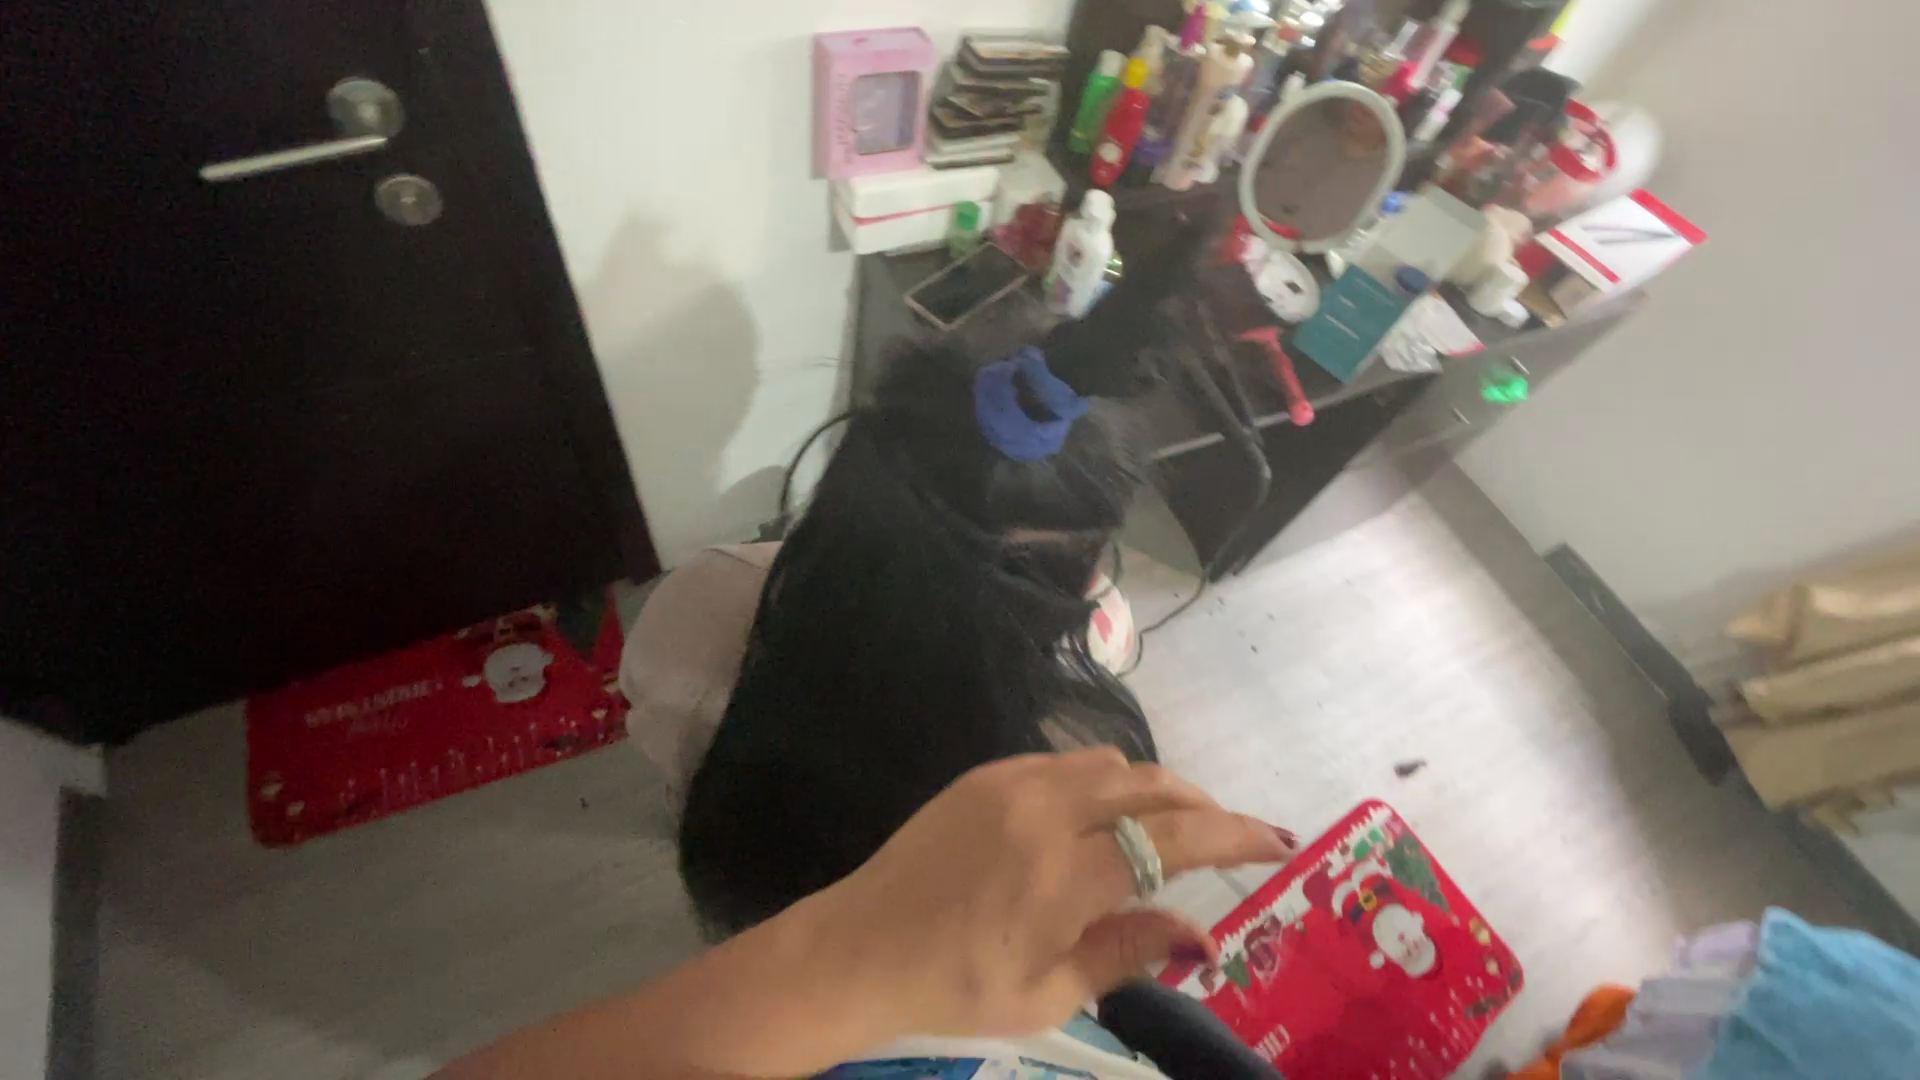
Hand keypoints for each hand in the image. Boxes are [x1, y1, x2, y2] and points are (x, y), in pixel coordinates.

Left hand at [808, 748, 1295, 1039]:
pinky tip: (1100, 818)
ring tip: (1166, 829)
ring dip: (1151, 789)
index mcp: (1060, 874)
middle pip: (1147, 783)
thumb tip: (1203, 936)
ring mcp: (1010, 781)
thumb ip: (1129, 951)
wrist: (861, 943)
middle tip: (1227, 836)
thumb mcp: (1049, 992)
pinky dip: (1102, 782)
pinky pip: (1065, 763)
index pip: (1169, 840)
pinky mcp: (986, 772)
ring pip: (1108, 763)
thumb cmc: (955, 986)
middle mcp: (1041, 809)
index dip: (1232, 835)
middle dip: (1199, 803)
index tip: (1277, 839)